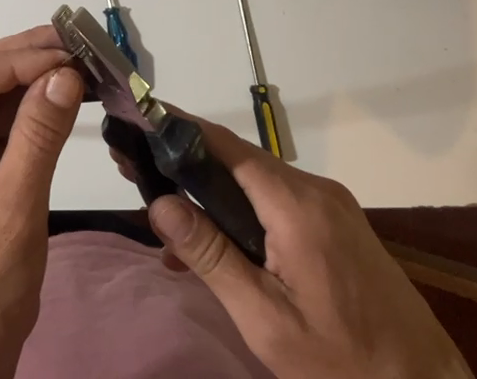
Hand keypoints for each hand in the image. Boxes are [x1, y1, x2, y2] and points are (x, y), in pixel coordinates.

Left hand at [0, 25, 84, 378]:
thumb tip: (65, 75)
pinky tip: (65, 95)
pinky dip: (33, 107)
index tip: (67, 54)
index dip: (17, 59)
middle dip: (25, 58)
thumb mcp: (16, 206)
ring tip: (78, 61)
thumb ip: (38, 136)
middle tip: (76, 43)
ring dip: (33, 78)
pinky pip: (1, 123)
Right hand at [135, 111, 470, 378]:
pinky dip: (239, 210)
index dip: (178, 128)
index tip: (135, 121)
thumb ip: (211, 256)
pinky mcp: (338, 225)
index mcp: (298, 206)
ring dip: (209, 191)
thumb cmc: (343, 362)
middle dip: (183, 162)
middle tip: (133, 171)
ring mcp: (332, 206)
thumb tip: (158, 202)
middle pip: (236, 159)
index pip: (226, 146)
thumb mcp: (266, 319)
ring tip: (164, 215)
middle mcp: (317, 191)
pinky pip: (277, 202)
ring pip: (255, 181)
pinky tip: (214, 242)